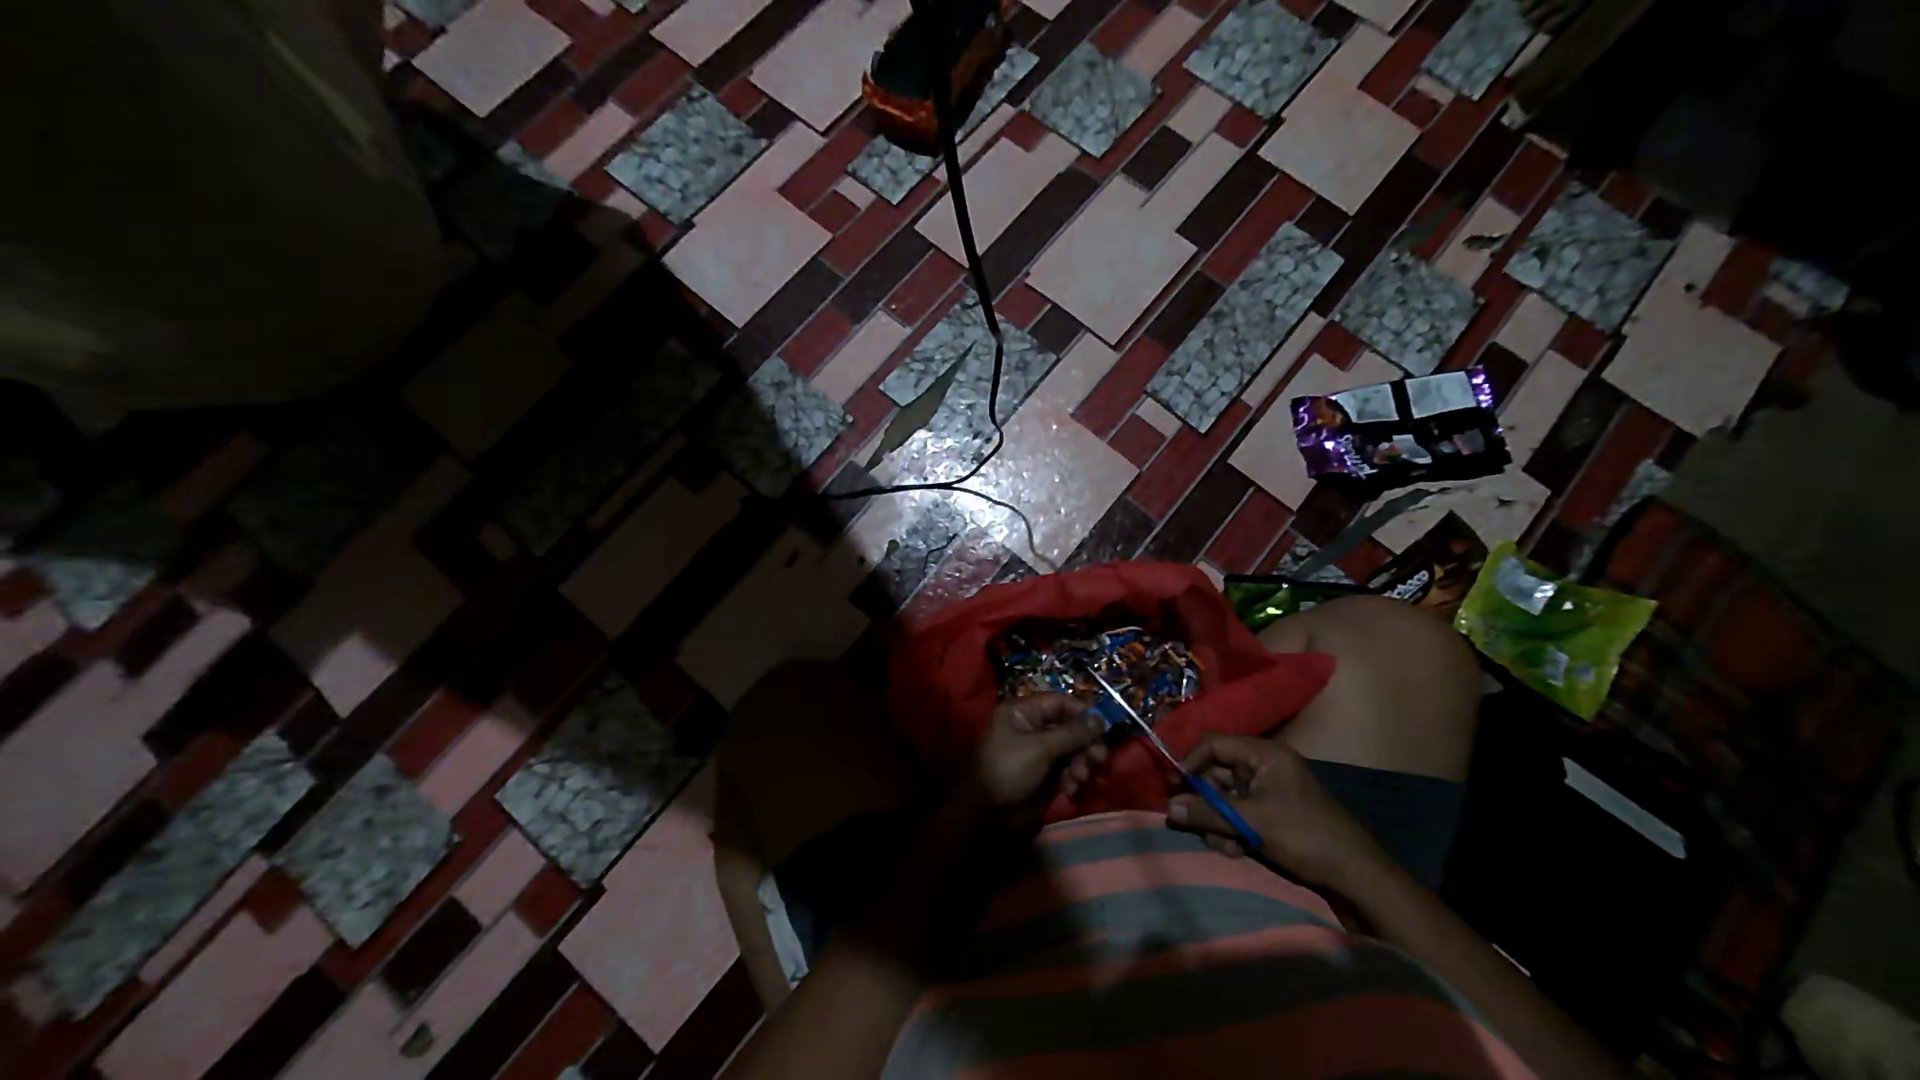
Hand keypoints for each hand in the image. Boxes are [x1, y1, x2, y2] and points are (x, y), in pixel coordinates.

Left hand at [967, 694, 1105, 817]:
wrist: (989, 814)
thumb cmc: (1009, 770)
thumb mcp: (1040, 748)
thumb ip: (1072, 733)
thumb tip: (1100, 719)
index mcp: (1023, 712)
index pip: (1059, 703)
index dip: (1082, 712)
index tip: (1104, 726)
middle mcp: (1031, 728)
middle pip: (1070, 727)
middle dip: (1086, 743)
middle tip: (1099, 758)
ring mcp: (1039, 752)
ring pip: (1072, 750)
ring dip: (1082, 763)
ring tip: (1080, 778)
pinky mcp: (1045, 774)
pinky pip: (1068, 769)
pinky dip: (1074, 777)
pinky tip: (1072, 789)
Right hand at [1166, 734, 1390, 891]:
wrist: (1355, 876)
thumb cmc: (1304, 836)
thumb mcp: (1252, 823)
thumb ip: (1207, 813)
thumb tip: (1169, 809)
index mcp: (1265, 755)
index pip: (1214, 744)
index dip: (1190, 762)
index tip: (1173, 786)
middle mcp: (1265, 767)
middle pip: (1216, 772)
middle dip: (1204, 801)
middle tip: (1194, 824)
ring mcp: (1269, 792)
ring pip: (1225, 798)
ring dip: (1218, 821)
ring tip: (1225, 845)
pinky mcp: (1272, 815)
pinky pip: (1239, 814)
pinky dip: (1232, 831)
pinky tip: (1237, 851)